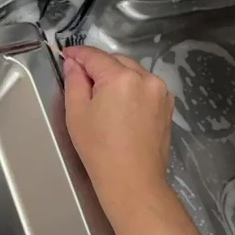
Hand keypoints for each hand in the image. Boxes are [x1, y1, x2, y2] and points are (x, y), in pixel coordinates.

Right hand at [61, 45, 175, 214]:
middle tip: (82, 82)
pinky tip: (123, 109)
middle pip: (117, 60)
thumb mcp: (77, 114)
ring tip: (104, 99)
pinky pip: (146, 87)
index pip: (95, 56)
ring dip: (118, 77)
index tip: (66, 55)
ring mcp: (161, 91)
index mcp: (121, 77)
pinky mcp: (168, 105)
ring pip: (134, 72)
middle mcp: (146, 78)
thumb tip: (74, 64)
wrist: (133, 181)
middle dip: (99, 66)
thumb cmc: (99, 150)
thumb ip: (74, 82)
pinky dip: (133, 89)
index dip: (77, 54)